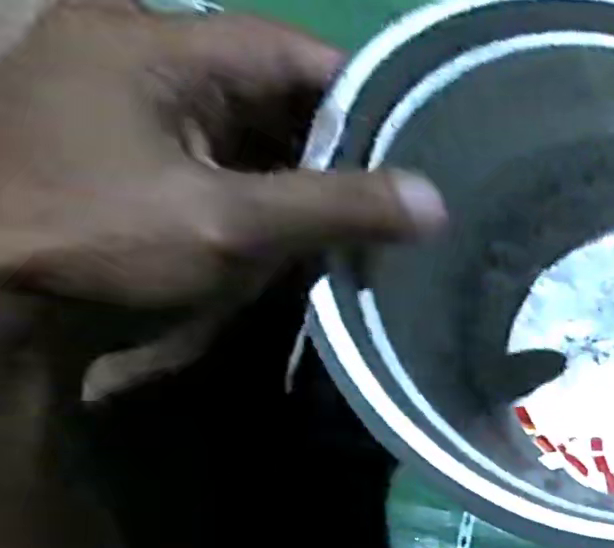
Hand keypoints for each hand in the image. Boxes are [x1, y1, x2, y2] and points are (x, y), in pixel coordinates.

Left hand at [0, 1, 443, 354]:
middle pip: (282, 87)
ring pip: (271, 127)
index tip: (437, 146)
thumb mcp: (234, 224)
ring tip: (399, 208)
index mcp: (145, 47)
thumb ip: (340, 207)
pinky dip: (300, 187)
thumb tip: (438, 202)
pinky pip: (250, 157)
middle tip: (425, 187)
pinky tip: (344, 220)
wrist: (4, 303)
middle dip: (356, 139)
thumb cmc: (105, 243)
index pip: (289, 50)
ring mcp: (144, 109)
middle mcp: (140, 59)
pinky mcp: (154, 156)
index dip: (370, 95)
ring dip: (332, 169)